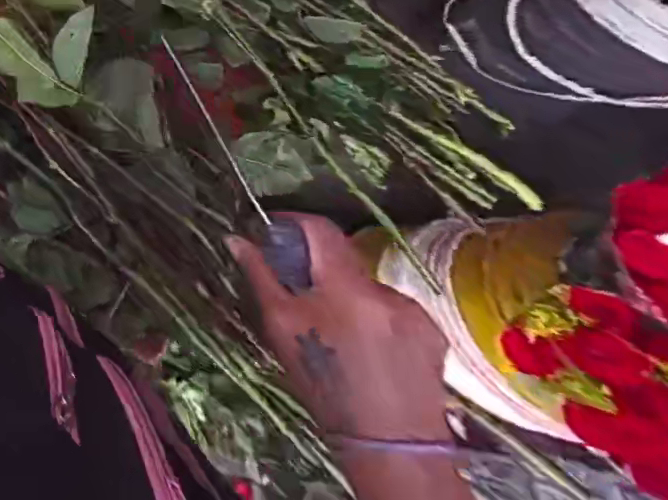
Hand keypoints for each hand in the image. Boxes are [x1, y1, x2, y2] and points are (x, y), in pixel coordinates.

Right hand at [229, 215, 450, 441]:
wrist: (391, 447)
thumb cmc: (325, 385)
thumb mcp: (281, 328)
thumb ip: (260, 275)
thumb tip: (236, 239)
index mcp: (345, 286)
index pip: (321, 228)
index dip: (295, 221)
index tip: (275, 227)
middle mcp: (383, 289)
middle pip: (343, 257)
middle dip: (318, 263)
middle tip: (298, 284)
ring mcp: (412, 310)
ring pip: (367, 284)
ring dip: (348, 293)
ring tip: (335, 327)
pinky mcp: (431, 331)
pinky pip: (392, 307)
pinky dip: (374, 315)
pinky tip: (366, 345)